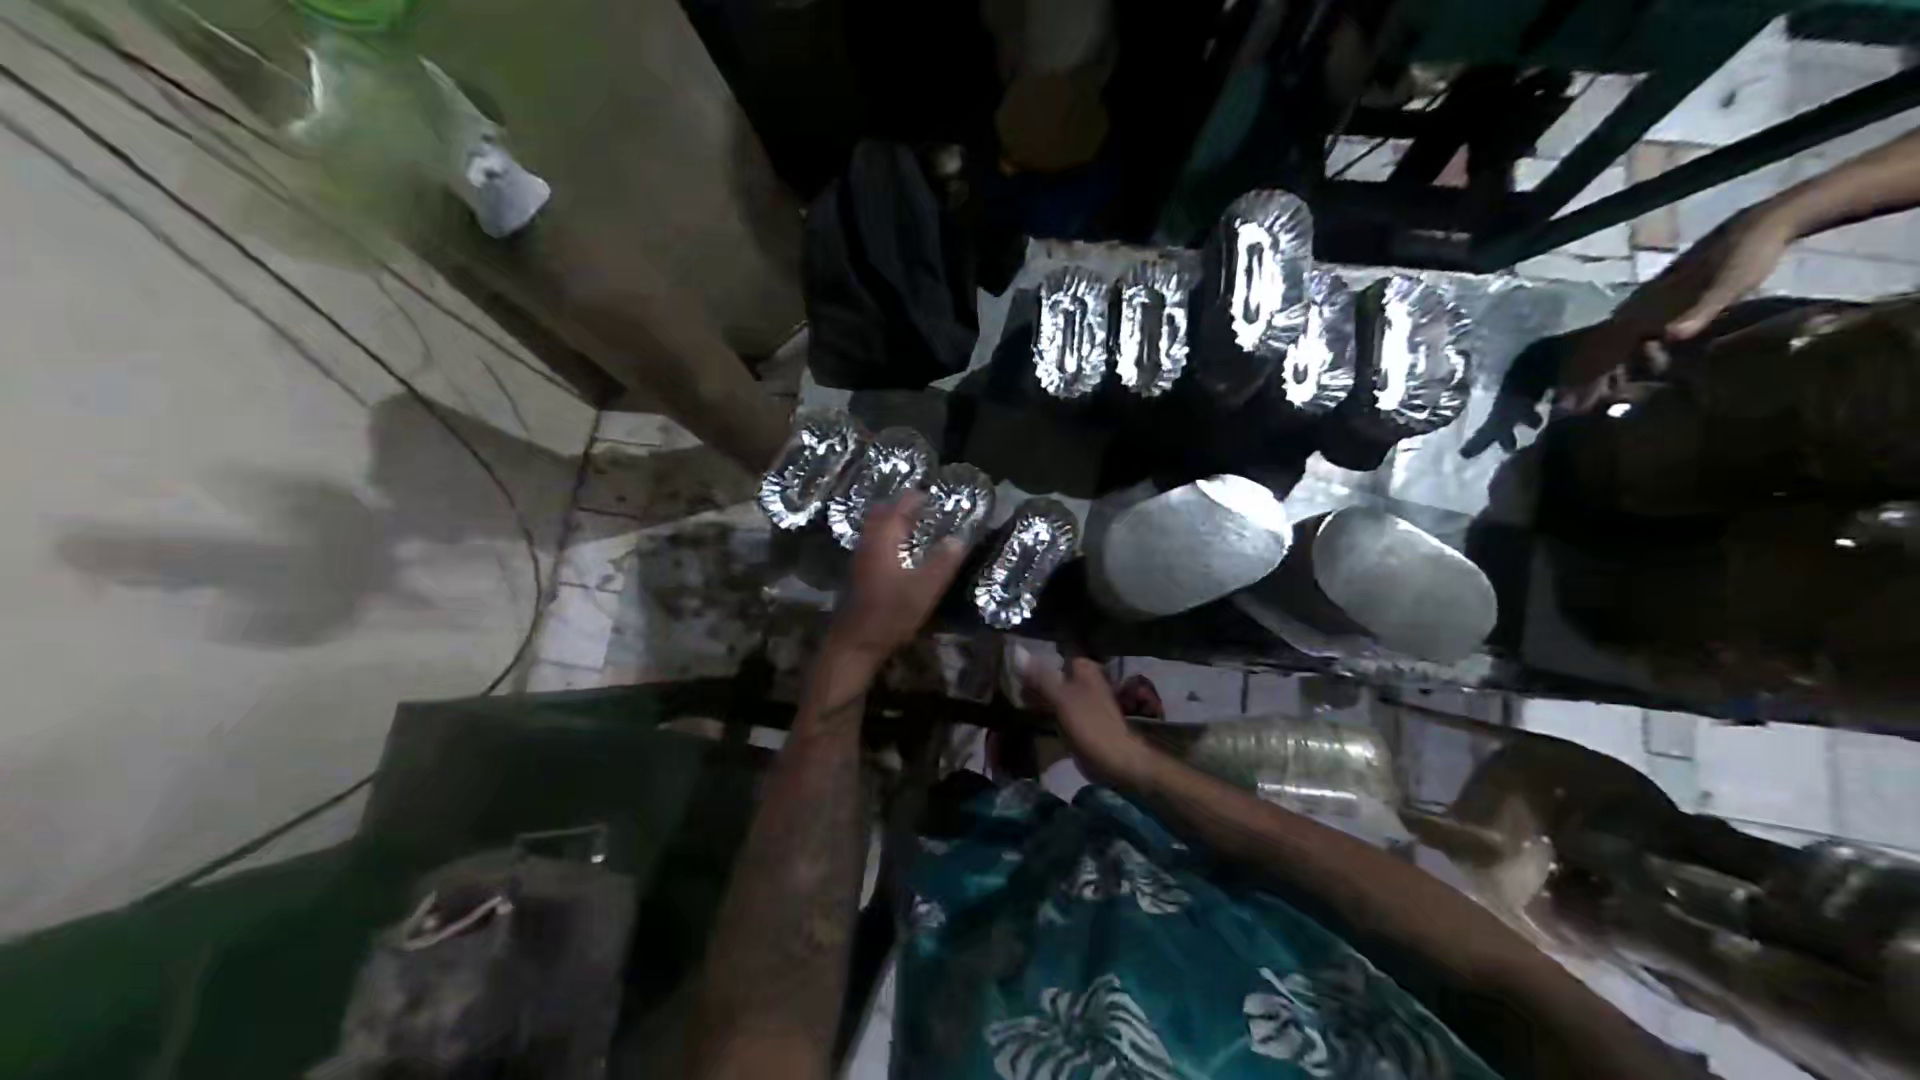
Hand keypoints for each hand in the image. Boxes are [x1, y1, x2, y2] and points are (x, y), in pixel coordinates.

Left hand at [823, 492, 969, 668]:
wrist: (856, 643)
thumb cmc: (890, 614)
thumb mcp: (924, 589)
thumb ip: (942, 563)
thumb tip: (958, 539)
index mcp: (882, 542)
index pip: (896, 509)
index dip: (912, 499)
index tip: (928, 493)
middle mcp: (867, 545)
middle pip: (880, 515)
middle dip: (900, 506)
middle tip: (921, 506)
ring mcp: (860, 561)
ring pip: (874, 530)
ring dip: (892, 522)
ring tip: (914, 524)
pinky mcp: (859, 575)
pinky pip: (873, 543)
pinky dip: (887, 537)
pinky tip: (901, 551)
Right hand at [1017, 650, 1155, 787]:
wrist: (1115, 760)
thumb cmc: (1090, 725)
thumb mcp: (1062, 699)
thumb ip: (1041, 677)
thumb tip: (1019, 652)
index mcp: (1084, 670)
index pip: (1054, 655)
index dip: (1035, 659)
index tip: (1014, 665)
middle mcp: (1085, 680)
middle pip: (1053, 674)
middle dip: (1034, 678)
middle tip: (1011, 683)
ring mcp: (1082, 700)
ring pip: (1054, 691)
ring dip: (1037, 694)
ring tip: (1015, 698)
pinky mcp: (1079, 719)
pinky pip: (1057, 709)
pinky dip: (1045, 710)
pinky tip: (1030, 714)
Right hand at [1557, 207, 1796, 412]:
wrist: (1759, 228)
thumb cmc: (1746, 257)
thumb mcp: (1727, 285)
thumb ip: (1698, 312)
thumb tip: (1666, 336)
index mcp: (1645, 309)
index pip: (1606, 351)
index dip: (1589, 379)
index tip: (1574, 407)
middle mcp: (1636, 311)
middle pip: (1601, 352)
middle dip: (1586, 381)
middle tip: (1573, 410)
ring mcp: (1646, 309)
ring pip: (1612, 347)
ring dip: (1602, 372)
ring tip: (1596, 396)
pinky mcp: (1659, 308)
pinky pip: (1629, 340)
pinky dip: (1623, 359)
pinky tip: (1629, 370)